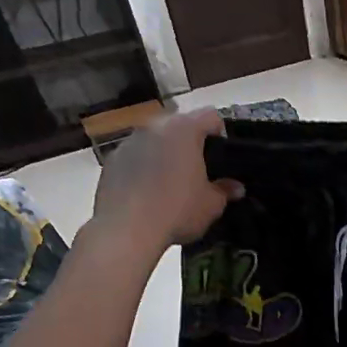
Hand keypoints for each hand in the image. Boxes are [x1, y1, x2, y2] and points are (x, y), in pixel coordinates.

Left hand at [90, 108, 244, 248]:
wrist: (126, 230)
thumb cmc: (178, 211)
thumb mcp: (212, 205)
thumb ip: (225, 190)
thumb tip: (236, 187)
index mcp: (185, 130)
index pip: (211, 116)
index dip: (221, 133)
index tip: (222, 157)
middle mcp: (155, 127)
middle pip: (179, 125)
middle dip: (190, 143)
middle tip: (198, 171)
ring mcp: (129, 142)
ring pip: (155, 140)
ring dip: (165, 154)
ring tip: (170, 183)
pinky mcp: (111, 160)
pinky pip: (135, 157)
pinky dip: (143, 168)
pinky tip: (148, 193)